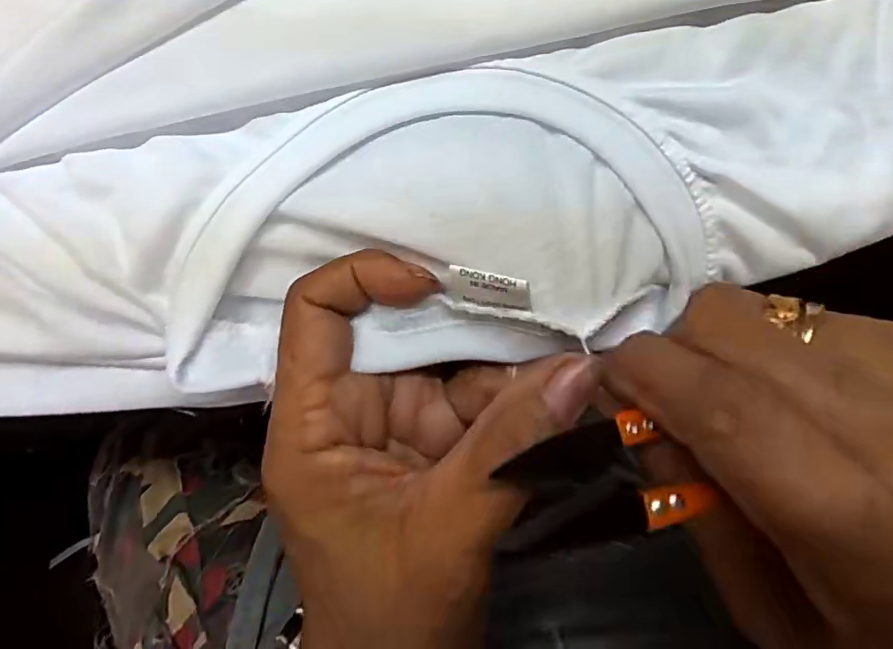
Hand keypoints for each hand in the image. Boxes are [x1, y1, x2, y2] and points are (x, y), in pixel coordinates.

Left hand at [261, 251, 601, 648]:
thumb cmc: (390, 618)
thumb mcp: (445, 528)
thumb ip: (511, 447)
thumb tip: (577, 370)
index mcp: (315, 422)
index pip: (315, 313)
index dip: (363, 277)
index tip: (428, 282)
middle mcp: (354, 407)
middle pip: (396, 326)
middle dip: (459, 310)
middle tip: (522, 295)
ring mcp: (402, 419)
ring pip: (451, 358)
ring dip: (504, 352)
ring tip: (560, 336)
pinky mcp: (441, 439)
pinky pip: (482, 394)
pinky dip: (520, 388)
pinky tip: (561, 378)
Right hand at [602, 284, 892, 648]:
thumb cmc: (873, 637)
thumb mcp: (766, 610)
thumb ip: (692, 499)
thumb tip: (629, 398)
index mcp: (874, 533)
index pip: (734, 414)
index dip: (653, 376)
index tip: (607, 373)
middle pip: (739, 333)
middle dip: (678, 348)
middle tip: (671, 390)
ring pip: (761, 306)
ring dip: (725, 343)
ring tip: (741, 393)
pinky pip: (802, 310)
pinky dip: (773, 343)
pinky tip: (799, 391)